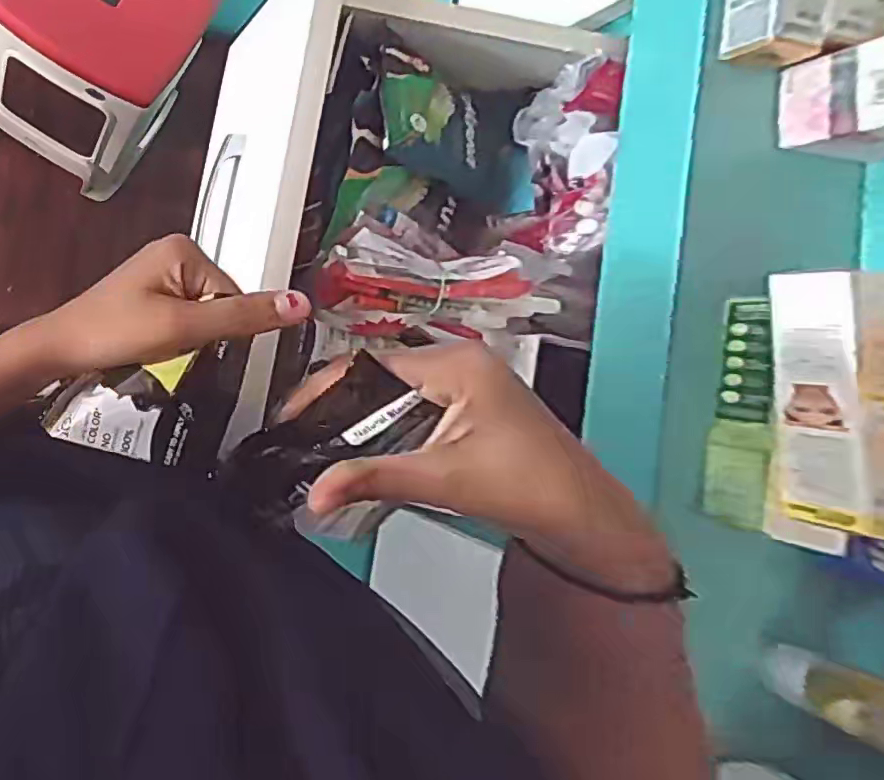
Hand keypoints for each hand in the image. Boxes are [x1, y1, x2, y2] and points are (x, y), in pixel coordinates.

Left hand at [18, 234, 310, 376]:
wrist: (62, 349)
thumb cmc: (112, 331)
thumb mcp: (182, 327)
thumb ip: (241, 315)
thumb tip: (298, 304)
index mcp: (182, 248)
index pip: (235, 292)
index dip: (220, 327)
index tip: (193, 342)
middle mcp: (172, 254)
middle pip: (219, 303)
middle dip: (201, 332)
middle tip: (166, 342)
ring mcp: (159, 274)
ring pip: (202, 316)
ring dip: (186, 338)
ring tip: (154, 343)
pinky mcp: (150, 295)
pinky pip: (183, 319)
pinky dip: (173, 337)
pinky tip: (148, 343)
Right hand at [306, 342, 674, 592]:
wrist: (589, 523)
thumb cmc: (536, 490)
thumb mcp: (442, 480)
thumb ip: (373, 480)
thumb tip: (318, 492)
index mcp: (457, 364)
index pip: (368, 363)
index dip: (324, 387)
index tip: (294, 412)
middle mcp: (458, 360)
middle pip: (373, 371)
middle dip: (334, 399)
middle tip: (301, 427)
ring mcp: (462, 377)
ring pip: (386, 385)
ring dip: (355, 410)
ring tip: (321, 434)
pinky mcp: (463, 397)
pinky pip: (404, 398)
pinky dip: (378, 417)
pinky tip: (361, 440)